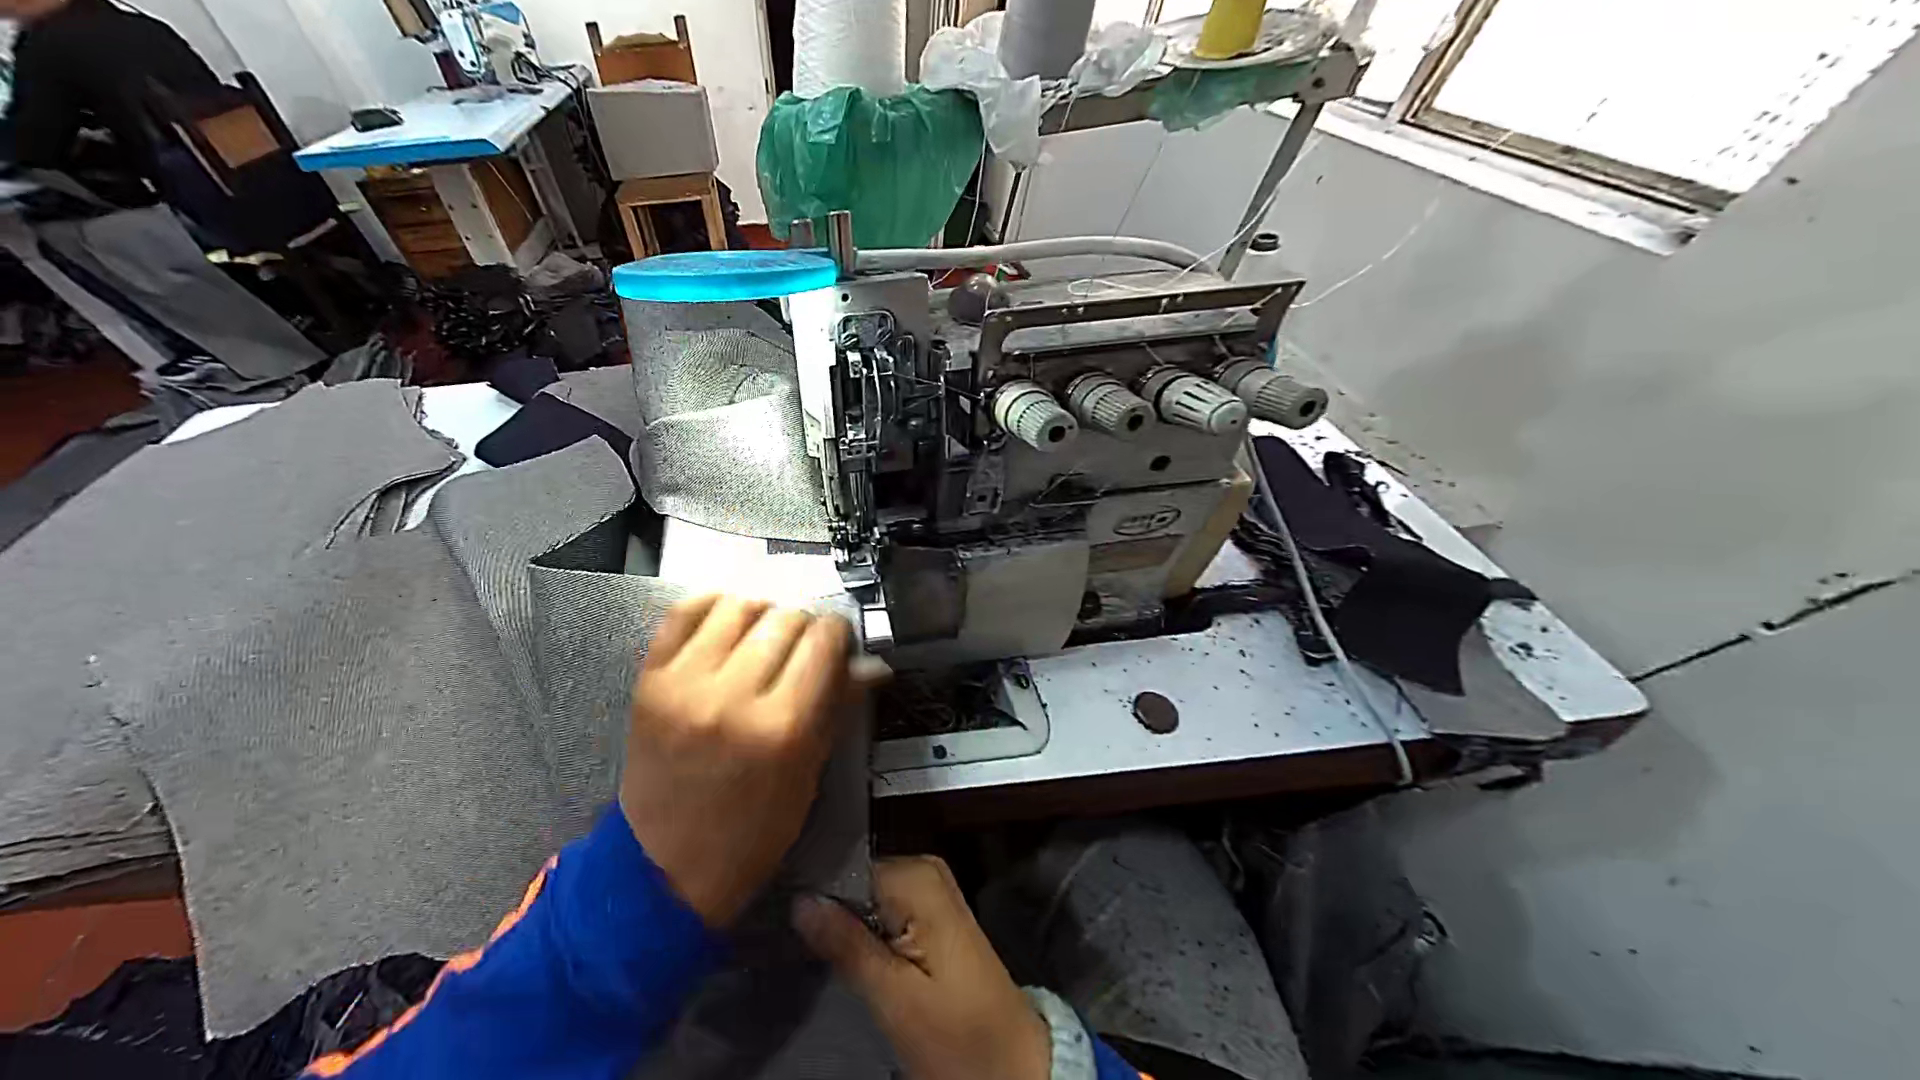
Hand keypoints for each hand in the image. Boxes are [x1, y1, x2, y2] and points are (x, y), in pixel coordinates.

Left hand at [619, 594, 851, 926]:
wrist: (662, 866)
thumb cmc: (752, 831)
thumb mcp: (809, 774)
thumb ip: (838, 707)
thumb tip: (872, 663)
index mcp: (782, 727)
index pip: (824, 640)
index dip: (838, 634)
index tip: (837, 643)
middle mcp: (733, 696)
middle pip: (785, 618)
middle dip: (804, 625)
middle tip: (801, 647)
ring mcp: (684, 684)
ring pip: (739, 606)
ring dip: (761, 613)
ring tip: (763, 635)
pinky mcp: (649, 680)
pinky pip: (683, 613)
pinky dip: (712, 606)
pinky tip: (727, 621)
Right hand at [794, 855, 1050, 1079]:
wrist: (1011, 1060)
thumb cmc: (956, 1033)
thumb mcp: (895, 998)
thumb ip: (847, 944)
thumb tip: (800, 900)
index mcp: (917, 876)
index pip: (846, 867)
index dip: (815, 894)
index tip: (786, 919)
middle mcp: (924, 868)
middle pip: (855, 878)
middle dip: (828, 909)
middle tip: (801, 943)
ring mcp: (929, 887)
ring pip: (864, 895)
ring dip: (842, 922)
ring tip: (817, 950)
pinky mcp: (929, 909)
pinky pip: (881, 907)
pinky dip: (861, 929)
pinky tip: (843, 951)